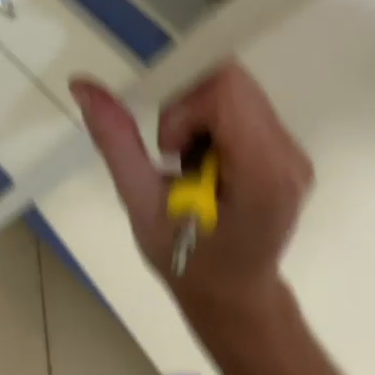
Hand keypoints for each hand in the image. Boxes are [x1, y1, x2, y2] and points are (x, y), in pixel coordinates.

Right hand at [70, 65, 312, 312]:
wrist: (231, 292)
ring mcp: (291, 150)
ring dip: (196, 110)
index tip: (167, 144)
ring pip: (233, 87)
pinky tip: (201, 156)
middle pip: (230, 82)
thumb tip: (83, 84)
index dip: (184, 102)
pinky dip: (208, 117)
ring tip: (186, 158)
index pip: (225, 91)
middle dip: (187, 104)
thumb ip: (115, 139)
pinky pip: (240, 102)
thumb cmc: (186, 257)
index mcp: (261, 173)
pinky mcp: (284, 147)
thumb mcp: (139, 201)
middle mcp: (287, 155)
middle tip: (172, 152)